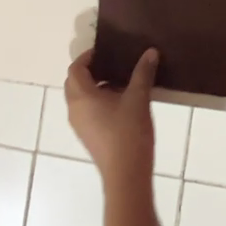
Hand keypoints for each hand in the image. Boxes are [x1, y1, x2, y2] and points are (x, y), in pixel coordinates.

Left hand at [65, 48, 158, 185]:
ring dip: (96, 87)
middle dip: (91, 71)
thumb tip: (150, 52)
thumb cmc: (128, 132)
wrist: (125, 174)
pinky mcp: (88, 136)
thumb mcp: (139, 98)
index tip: (105, 51)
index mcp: (81, 96)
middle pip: (74, 83)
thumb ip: (143, 73)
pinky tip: (122, 104)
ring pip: (81, 98)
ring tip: (122, 82)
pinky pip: (87, 111)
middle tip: (113, 64)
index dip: (87, 57)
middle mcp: (74, 109)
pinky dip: (99, 101)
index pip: (75, 69)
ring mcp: (79, 125)